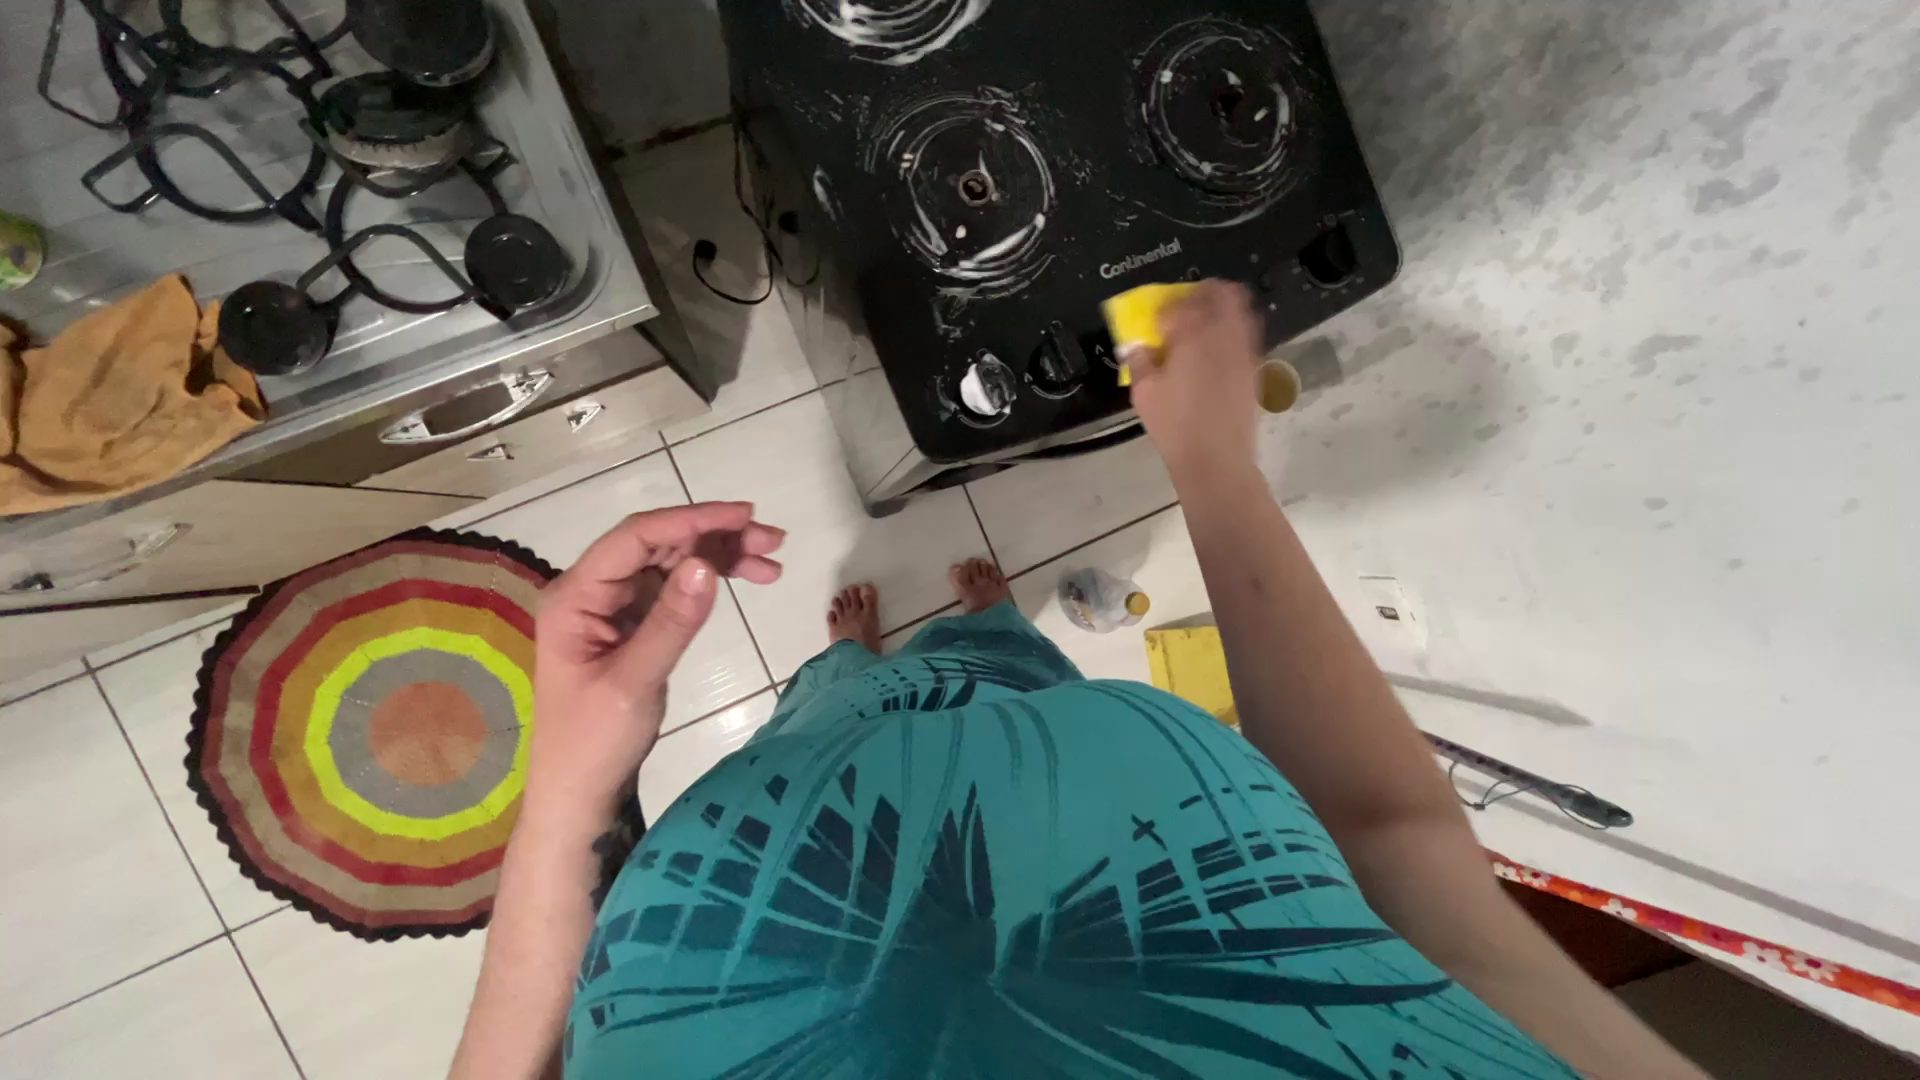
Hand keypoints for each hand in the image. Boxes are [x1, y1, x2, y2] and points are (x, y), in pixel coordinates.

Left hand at [525, 502, 783, 825]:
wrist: (582, 793)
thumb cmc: (595, 742)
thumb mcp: (634, 683)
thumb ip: (671, 622)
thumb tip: (706, 566)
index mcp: (575, 596)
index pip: (635, 539)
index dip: (691, 520)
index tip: (744, 516)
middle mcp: (593, 590)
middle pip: (659, 544)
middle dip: (716, 535)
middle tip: (773, 539)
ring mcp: (615, 605)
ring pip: (673, 561)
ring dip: (721, 555)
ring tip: (772, 559)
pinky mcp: (635, 622)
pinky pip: (678, 587)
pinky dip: (713, 580)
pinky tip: (748, 579)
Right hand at [1129, 280, 1264, 479]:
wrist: (1216, 458)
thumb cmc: (1175, 425)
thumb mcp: (1144, 393)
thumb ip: (1140, 361)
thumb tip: (1138, 347)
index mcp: (1193, 333)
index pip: (1179, 303)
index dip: (1165, 310)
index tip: (1156, 324)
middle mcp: (1224, 332)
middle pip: (1222, 293)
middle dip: (1202, 294)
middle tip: (1185, 309)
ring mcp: (1245, 349)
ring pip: (1241, 311)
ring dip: (1221, 312)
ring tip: (1203, 329)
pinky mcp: (1255, 368)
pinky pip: (1246, 336)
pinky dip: (1231, 335)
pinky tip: (1215, 356)